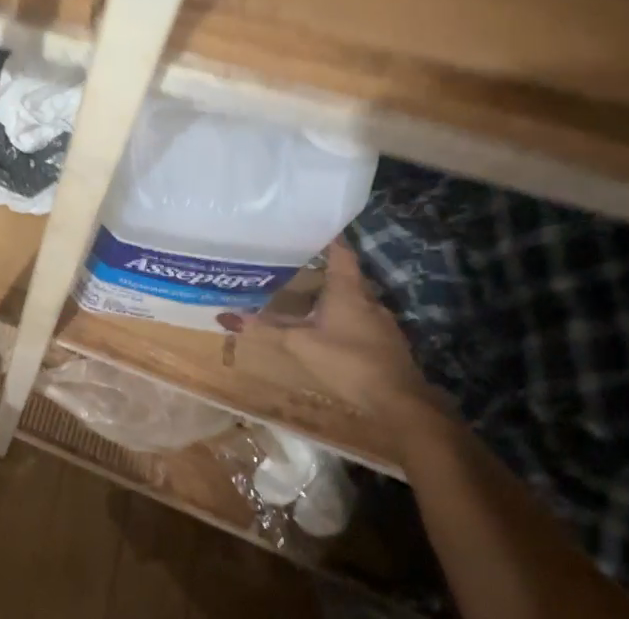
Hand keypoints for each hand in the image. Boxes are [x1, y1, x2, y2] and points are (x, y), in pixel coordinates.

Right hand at [228, 241, 444, 422]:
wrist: (400, 401)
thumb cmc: (348, 361)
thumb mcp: (301, 344)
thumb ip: (268, 328)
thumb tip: (228, 317)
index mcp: (347, 290)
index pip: (340, 252)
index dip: (327, 237)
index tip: (310, 226)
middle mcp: (367, 299)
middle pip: (344, 275)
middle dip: (321, 269)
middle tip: (293, 263)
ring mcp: (380, 321)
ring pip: (352, 299)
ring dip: (331, 295)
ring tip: (304, 295)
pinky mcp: (386, 341)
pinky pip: (360, 318)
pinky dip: (341, 315)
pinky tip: (325, 326)